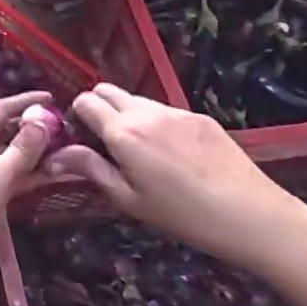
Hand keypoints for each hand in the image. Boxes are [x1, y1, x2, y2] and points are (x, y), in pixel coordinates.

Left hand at [0, 91, 53, 270]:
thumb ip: (22, 149)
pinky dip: (24, 172)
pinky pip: (3, 173)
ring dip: (31, 153)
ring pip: (5, 153)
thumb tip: (43, 119)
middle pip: (1, 130)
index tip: (51, 97)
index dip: (24, 101)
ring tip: (63, 150)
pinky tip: (48, 174)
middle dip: (31, 128)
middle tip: (63, 128)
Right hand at [52, 83, 306, 272]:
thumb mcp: (129, 199)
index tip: (80, 139)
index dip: (76, 116)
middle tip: (103, 143)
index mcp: (123, 132)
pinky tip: (172, 155)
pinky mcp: (200, 116)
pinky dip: (154, 122)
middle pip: (108, 91)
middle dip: (97, 108)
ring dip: (126, 115)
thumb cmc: (182, 215)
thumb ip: (91, 169)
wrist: (251, 215)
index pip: (86, 101)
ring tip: (140, 153)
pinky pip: (164, 110)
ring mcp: (176, 111)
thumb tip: (55, 156)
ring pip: (136, 99)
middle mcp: (146, 112)